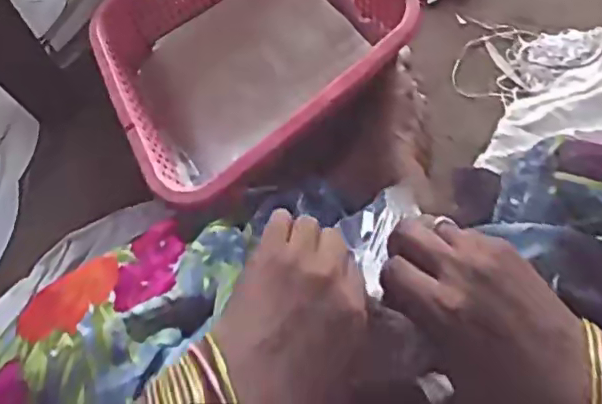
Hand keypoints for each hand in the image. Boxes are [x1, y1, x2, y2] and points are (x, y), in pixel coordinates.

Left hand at [210, 209, 366, 403]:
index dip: (339, 271)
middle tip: (307, 263)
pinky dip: (277, 226)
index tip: (327, 279)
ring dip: (300, 235)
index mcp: (355, 306)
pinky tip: (271, 242)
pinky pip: (280, 216)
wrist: (245, 382)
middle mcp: (331, 274)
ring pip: (309, 222)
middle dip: (322, 249)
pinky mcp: (269, 249)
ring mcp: (299, 257)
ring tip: (288, 250)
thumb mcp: (342, 361)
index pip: (356, 267)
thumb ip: (351, 320)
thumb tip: (348, 299)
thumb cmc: (295, 385)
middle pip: (334, 238)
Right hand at [381, 217, 588, 403]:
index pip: (391, 269)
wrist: (578, 380)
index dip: (391, 282)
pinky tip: (471, 267)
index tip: (399, 296)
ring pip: (435, 225)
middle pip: (406, 231)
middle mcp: (457, 269)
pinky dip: (460, 245)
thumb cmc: (513, 392)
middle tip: (411, 269)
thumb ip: (423, 340)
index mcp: (442, 307)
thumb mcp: (456, 380)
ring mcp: (483, 252)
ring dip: (431, 243)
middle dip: (402, 248)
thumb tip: (402, 319)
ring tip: (441, 264)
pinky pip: (467, 231)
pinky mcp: (504, 246)